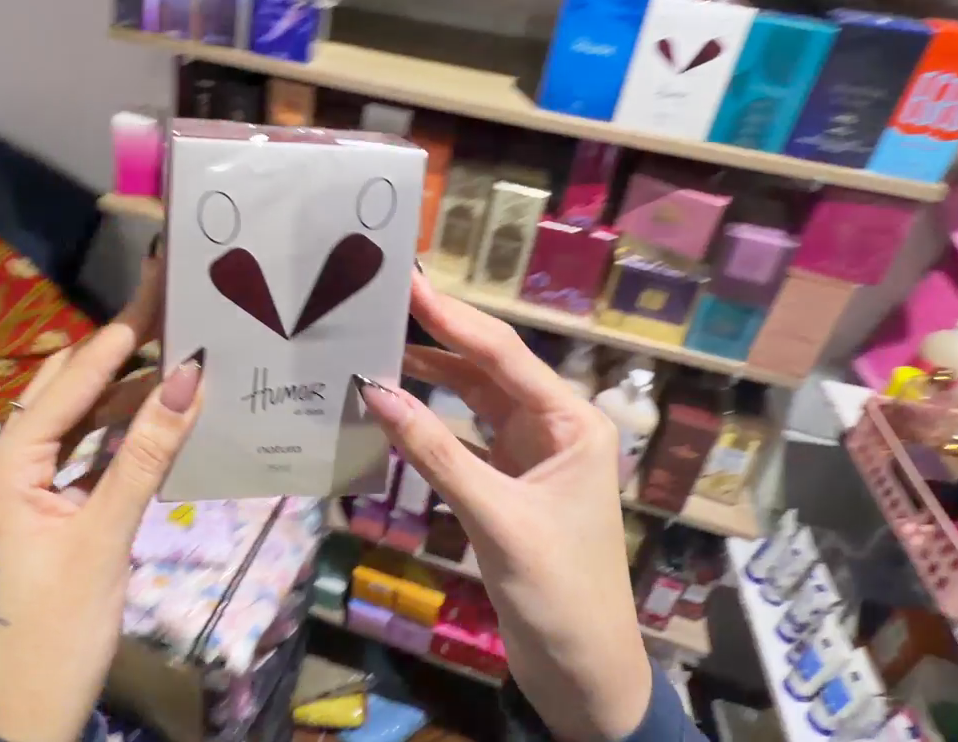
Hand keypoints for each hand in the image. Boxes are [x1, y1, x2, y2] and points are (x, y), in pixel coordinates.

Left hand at [0, 258, 202, 741]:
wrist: (11, 724)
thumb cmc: (56, 632)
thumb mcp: (105, 538)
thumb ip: (145, 454)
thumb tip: (188, 378)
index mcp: (5, 464)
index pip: (70, 382)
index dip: (118, 335)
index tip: (155, 288)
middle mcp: (3, 465)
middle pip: (63, 392)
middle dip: (115, 354)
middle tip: (168, 316)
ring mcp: (16, 491)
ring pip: (71, 424)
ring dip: (117, 395)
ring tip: (172, 360)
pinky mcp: (34, 514)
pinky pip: (75, 457)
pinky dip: (111, 436)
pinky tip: (148, 420)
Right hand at [357, 273, 652, 741]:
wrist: (584, 675)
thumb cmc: (558, 593)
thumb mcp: (497, 518)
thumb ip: (435, 452)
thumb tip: (373, 391)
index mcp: (572, 421)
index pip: (503, 354)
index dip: (453, 317)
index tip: (409, 283)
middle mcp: (554, 424)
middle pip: (490, 365)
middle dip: (442, 331)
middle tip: (389, 297)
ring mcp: (531, 450)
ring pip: (476, 395)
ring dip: (434, 370)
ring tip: (384, 337)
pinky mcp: (509, 477)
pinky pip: (466, 431)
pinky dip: (433, 415)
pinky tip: (400, 398)